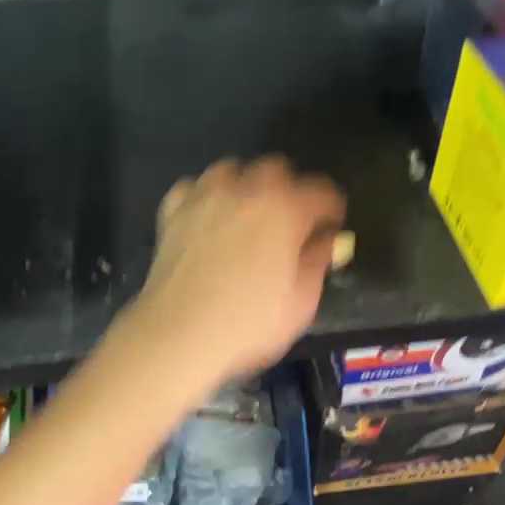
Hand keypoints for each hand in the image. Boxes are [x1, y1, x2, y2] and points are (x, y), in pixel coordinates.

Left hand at [128, 157, 345, 386]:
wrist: (179, 334)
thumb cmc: (248, 323)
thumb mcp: (302, 301)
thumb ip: (318, 261)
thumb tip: (324, 240)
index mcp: (286, 209)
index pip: (323, 192)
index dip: (331, 211)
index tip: (328, 229)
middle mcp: (246, 190)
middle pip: (276, 170)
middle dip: (289, 190)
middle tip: (288, 223)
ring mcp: (204, 196)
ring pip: (232, 170)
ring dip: (245, 187)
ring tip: (246, 216)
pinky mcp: (173, 210)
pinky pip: (193, 189)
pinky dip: (204, 199)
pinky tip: (207, 221)